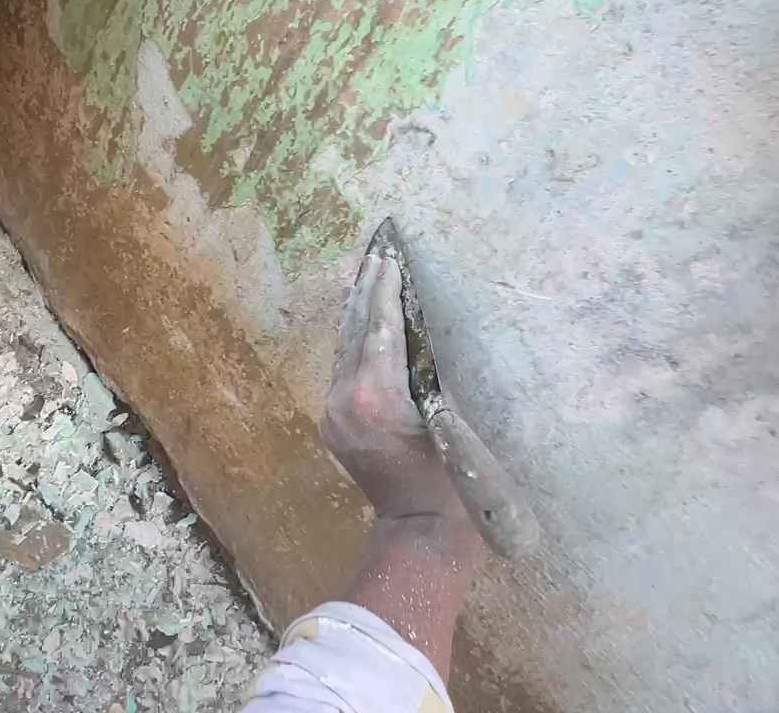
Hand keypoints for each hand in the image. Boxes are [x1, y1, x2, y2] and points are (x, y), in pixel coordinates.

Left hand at [321, 254, 463, 520]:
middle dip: (365, 289)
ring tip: (364, 275)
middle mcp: (343, 397)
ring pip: (342, 348)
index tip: (388, 256)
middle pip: (354, 331)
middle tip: (374, 252)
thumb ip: (423, 369)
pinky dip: (351, 343)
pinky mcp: (330, 421)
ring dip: (355, 312)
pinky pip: (340, 371)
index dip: (384, 289)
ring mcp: (331, 410)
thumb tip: (411, 326)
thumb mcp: (446, 414)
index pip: (378, 326)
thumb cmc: (448, 476)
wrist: (418, 526)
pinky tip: (357, 322)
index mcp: (374, 393)